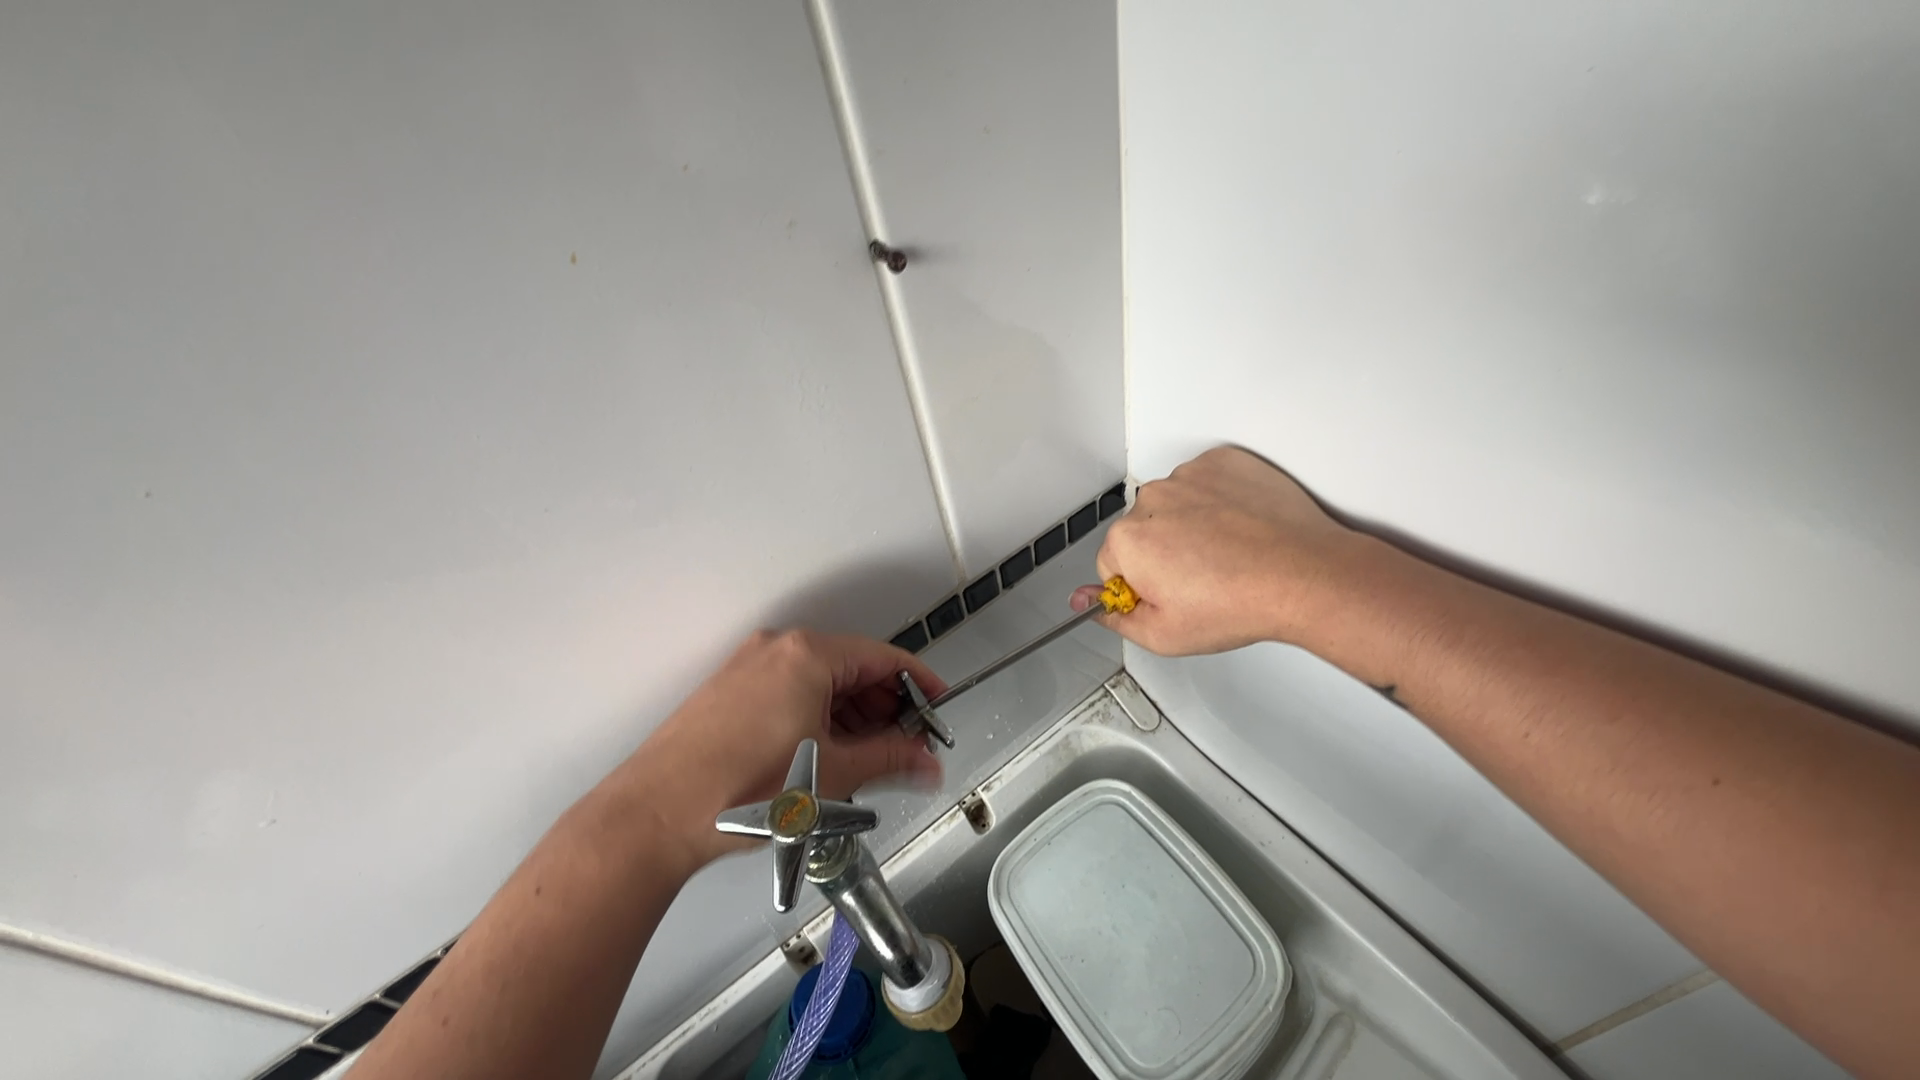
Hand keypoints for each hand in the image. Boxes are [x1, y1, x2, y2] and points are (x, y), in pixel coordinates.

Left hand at [621, 630, 945, 869]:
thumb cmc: (736, 789)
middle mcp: (777, 650)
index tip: (937, 704)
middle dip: (886, 705)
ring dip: (853, 715)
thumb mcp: (834, 773)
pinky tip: (827, 753)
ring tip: (868, 757)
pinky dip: (819, 715)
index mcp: (808, 655)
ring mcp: (749, 668)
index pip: (884, 657)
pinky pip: (791, 691)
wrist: (655, 815)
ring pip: (821, 681)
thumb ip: (892, 760)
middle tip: (907, 742)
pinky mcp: (731, 692)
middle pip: (853, 667)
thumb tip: (924, 760)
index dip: (919, 683)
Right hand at [1070, 447, 1358, 654]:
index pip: (1112, 564)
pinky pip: (1207, 482)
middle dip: (1163, 551)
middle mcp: (1151, 499)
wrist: (1304, 575)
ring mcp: (1189, 476)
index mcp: (1127, 540)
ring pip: (1174, 504)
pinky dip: (1219, 500)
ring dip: (1191, 523)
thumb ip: (1117, 619)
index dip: (1140, 585)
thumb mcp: (1164, 637)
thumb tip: (1095, 604)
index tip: (1169, 594)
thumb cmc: (1239, 603)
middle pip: (1142, 530)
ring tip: (1227, 554)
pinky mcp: (1223, 463)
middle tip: (1202, 578)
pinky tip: (1240, 528)